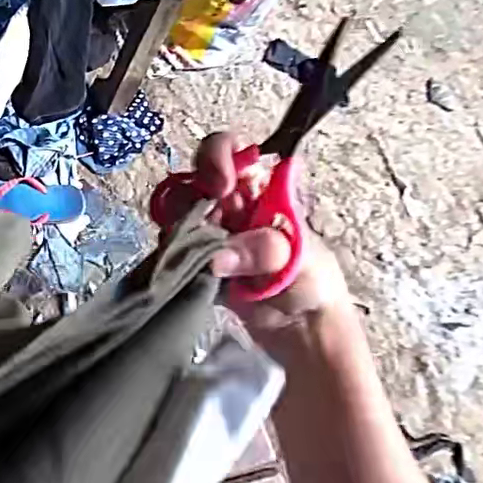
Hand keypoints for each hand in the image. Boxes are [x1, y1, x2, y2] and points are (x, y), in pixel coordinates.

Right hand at [185, 133, 352, 333]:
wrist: (300, 331)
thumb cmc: (312, 285)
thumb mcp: (300, 261)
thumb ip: (263, 251)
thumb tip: (217, 256)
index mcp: (262, 191)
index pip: (234, 152)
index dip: (219, 157)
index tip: (220, 186)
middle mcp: (231, 205)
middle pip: (195, 178)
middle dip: (191, 196)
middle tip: (204, 225)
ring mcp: (210, 232)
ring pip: (178, 212)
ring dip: (179, 228)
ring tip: (192, 252)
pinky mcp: (194, 260)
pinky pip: (172, 247)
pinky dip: (170, 253)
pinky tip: (181, 267)